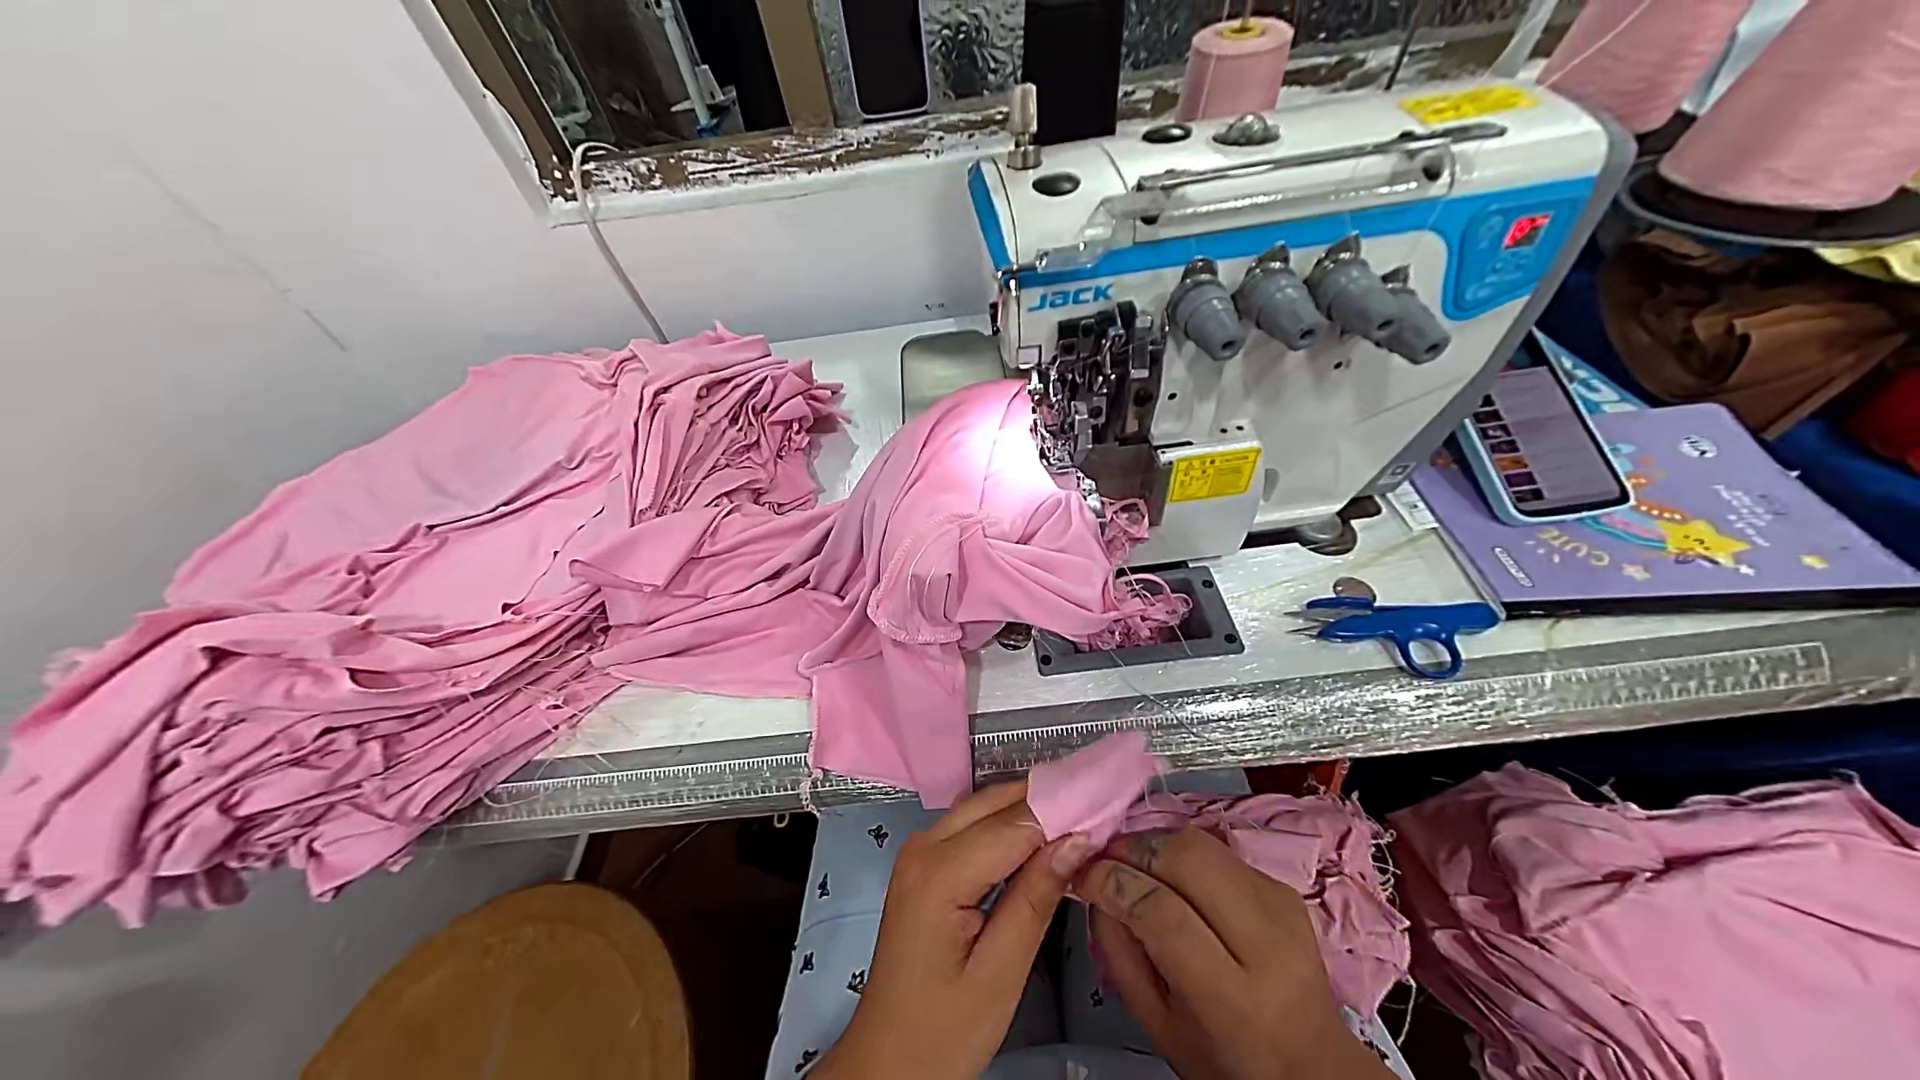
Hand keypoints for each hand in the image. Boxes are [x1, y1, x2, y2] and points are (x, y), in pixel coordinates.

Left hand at [813, 781, 1091, 1079]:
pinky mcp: (923, 864)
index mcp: (939, 873)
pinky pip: (970, 826)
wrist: (887, 1059)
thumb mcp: (1000, 973)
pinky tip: (1039, 839)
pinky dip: (1007, 824)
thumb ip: (1036, 900)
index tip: (1107, 811)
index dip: (1062, 812)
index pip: (1014, 823)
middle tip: (1098, 809)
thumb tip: (1075, 841)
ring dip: (1028, 808)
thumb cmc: (942, 1031)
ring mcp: (919, 852)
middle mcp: (923, 847)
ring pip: (982, 807)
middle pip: (994, 802)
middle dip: (1046, 799)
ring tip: (1078, 819)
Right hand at [1077, 828, 1396, 1079]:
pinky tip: (1166, 871)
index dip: (1114, 883)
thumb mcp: (1159, 1025)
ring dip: (1154, 842)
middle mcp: (1266, 942)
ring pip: (1201, 842)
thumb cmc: (1227, 1058)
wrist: (1314, 1064)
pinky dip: (1179, 849)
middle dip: (1133, 849)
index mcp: (1234, 998)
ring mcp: (1281, 905)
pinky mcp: (1283, 886)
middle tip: (1104, 860)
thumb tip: (1094, 888)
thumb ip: (1119, 955)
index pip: (1163, 914)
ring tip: (1130, 861)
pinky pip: (1217, 848)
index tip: (1083, 876)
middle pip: (1187, 860)